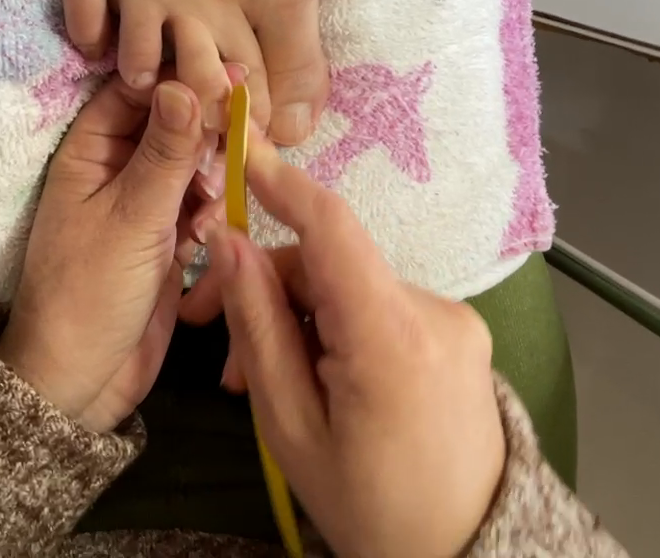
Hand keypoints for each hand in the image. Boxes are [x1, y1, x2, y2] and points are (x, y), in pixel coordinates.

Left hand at [0, 78, 208, 430]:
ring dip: (210, 172)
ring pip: (190, 162)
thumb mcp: (131, 217)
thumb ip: (165, 153)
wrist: (80, 380)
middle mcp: (116, 166)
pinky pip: (197, 203)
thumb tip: (186, 84)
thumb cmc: (91, 290)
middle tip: (242, 138)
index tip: (229, 77)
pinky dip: (210, 208)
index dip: (180, 80)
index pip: (136, 90)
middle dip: (204, 129)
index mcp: (90, 149)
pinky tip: (208, 231)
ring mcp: (143, 202)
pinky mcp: (165, 236)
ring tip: (213, 198)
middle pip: (170, 123)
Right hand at [184, 141, 505, 557]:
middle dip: (260, 286)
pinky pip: (372, 306)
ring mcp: (450, 320)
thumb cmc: (369, 508)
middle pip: (325, 263)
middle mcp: (432, 310)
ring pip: (343, 286)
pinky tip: (307, 370)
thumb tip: (228, 242)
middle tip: (205, 330)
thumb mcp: (289, 425)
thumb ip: (258, 324)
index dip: (281, 182)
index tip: (239, 151)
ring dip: (292, 313)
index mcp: (391, 336)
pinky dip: (330, 325)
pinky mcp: (454, 332)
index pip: (331, 227)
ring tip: (254, 375)